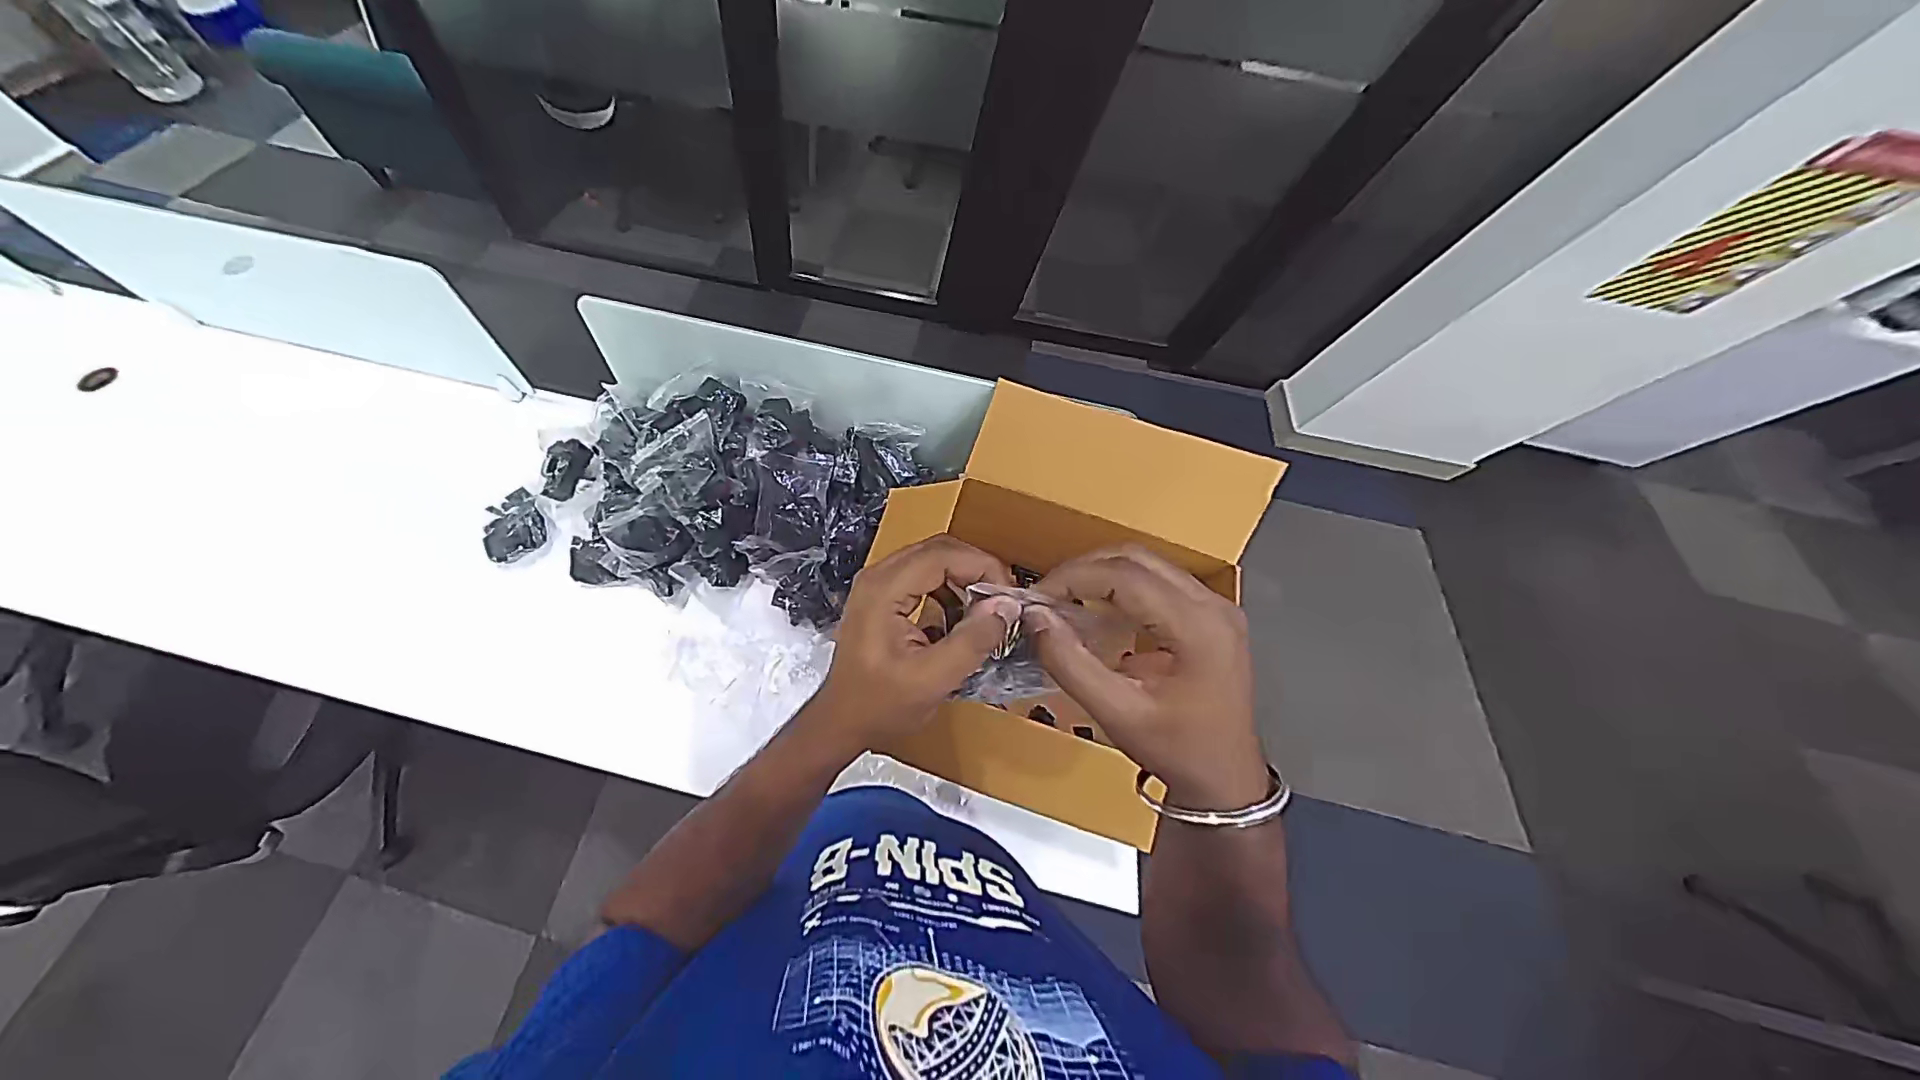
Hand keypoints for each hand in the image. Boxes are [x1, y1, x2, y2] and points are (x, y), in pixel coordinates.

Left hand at [809, 535, 1018, 747]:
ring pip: (933, 560)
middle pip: (938, 550)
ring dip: (964, 579)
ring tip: (984, 611)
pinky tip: (959, 619)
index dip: (982, 567)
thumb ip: (972, 641)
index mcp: (884, 590)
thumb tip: (1006, 607)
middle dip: (977, 570)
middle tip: (1002, 601)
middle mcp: (878, 577)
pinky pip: (923, 576)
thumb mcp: (933, 679)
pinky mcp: (882, 596)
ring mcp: (878, 584)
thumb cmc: (880, 705)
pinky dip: (948, 590)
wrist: (843, 720)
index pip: (942, 555)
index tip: (1008, 595)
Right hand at [1029, 546, 1269, 809]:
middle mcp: (1213, 606)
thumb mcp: (1116, 713)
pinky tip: (1096, 609)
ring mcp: (1216, 606)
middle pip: (1136, 558)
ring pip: (1147, 563)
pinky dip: (1120, 586)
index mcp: (1198, 628)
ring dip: (1101, 574)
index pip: (1125, 576)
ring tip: (1065, 600)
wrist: (1225, 778)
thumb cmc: (1179, 751)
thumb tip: (1036, 619)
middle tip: (1047, 596)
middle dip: (1084, 570)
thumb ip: (1070, 663)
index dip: (1074, 578)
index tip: (1039, 597)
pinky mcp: (1209, 614)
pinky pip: (1158, 581)